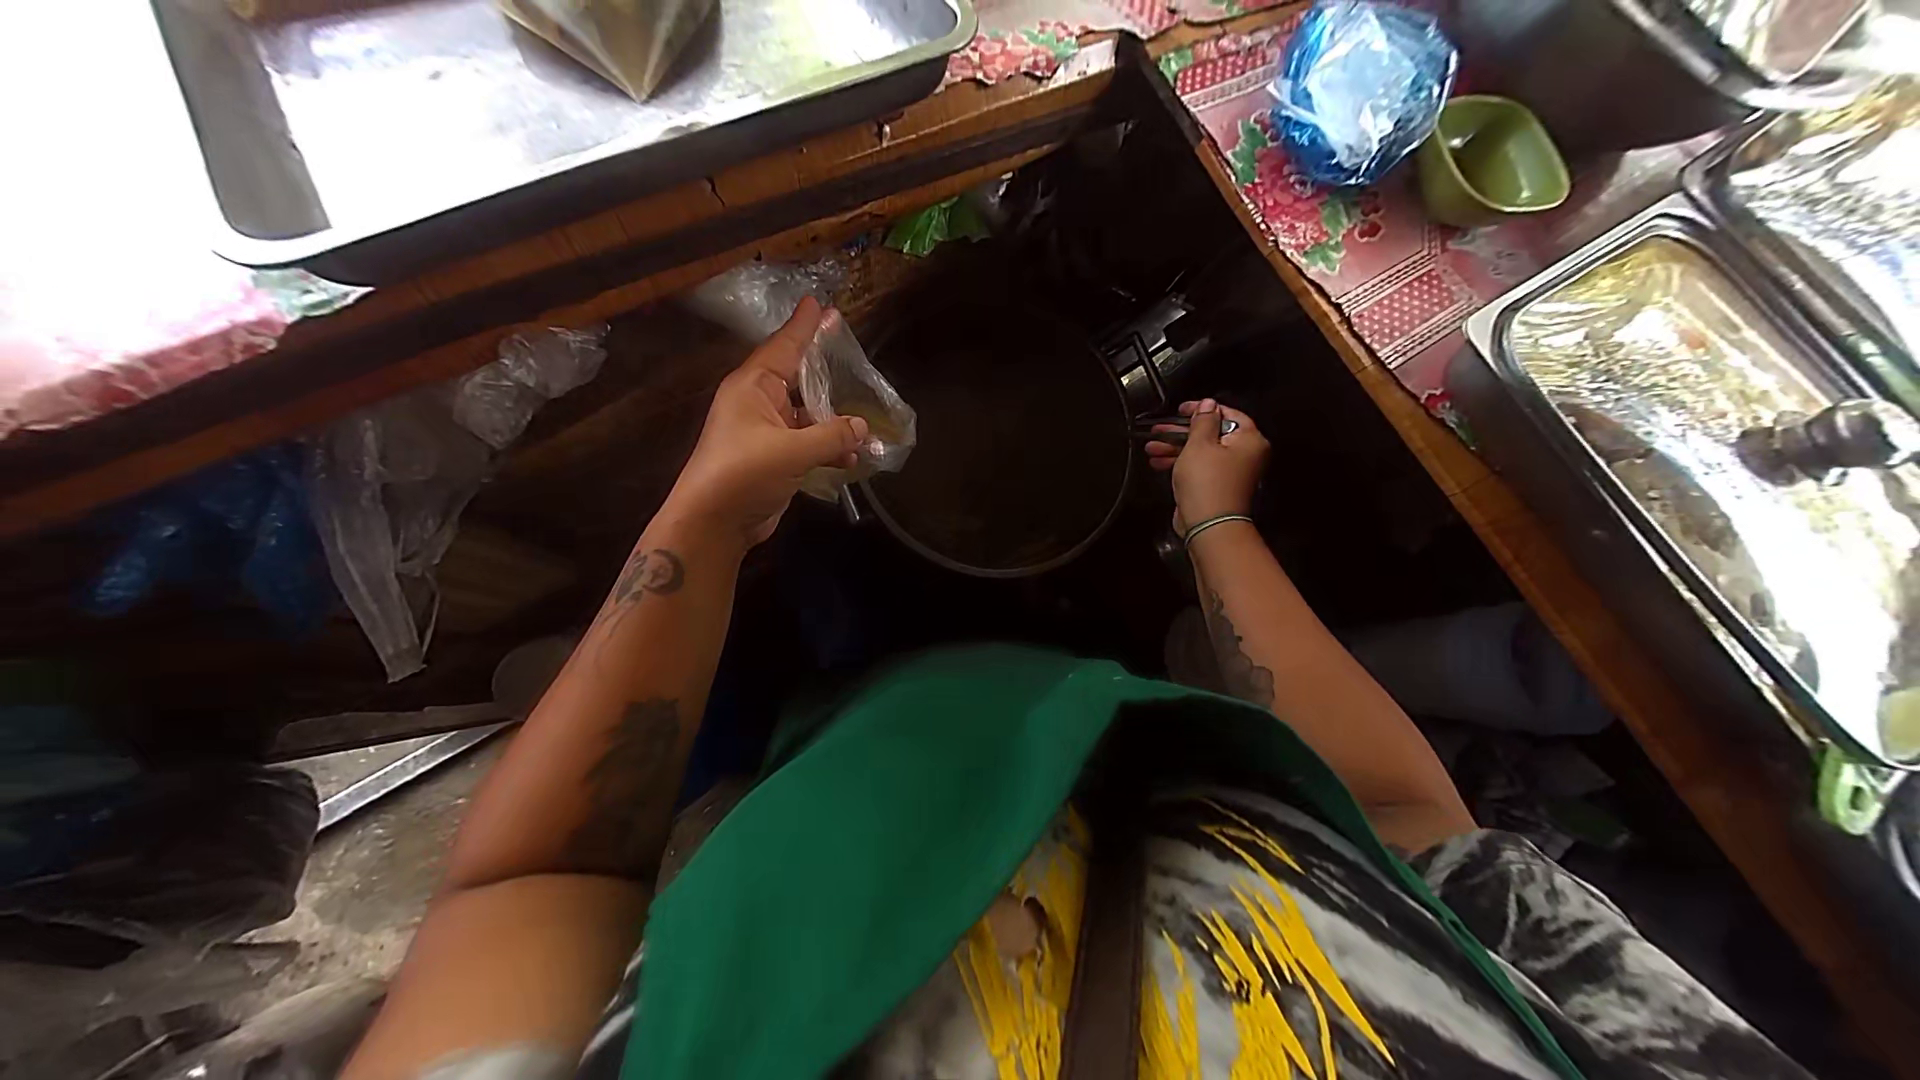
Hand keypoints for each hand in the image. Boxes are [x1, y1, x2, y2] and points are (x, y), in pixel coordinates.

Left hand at [658, 297, 868, 548]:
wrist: (714, 524)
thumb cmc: (744, 474)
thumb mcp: (792, 450)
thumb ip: (831, 435)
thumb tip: (862, 427)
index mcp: (753, 387)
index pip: (784, 346)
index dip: (804, 326)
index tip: (821, 304)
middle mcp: (758, 404)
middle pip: (798, 379)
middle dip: (825, 371)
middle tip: (851, 353)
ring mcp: (765, 433)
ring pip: (807, 416)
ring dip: (834, 421)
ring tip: (867, 421)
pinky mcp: (774, 459)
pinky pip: (807, 444)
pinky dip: (828, 449)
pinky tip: (853, 458)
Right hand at [1144, 398, 1267, 534]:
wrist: (1207, 525)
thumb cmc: (1208, 485)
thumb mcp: (1199, 444)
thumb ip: (1202, 420)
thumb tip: (1207, 405)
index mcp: (1249, 440)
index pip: (1226, 413)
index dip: (1202, 409)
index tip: (1183, 410)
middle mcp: (1245, 455)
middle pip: (1211, 433)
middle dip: (1181, 432)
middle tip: (1161, 429)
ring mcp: (1231, 472)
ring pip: (1201, 452)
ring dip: (1175, 448)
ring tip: (1153, 447)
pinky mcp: (1217, 486)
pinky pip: (1198, 468)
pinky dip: (1181, 463)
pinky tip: (1160, 461)